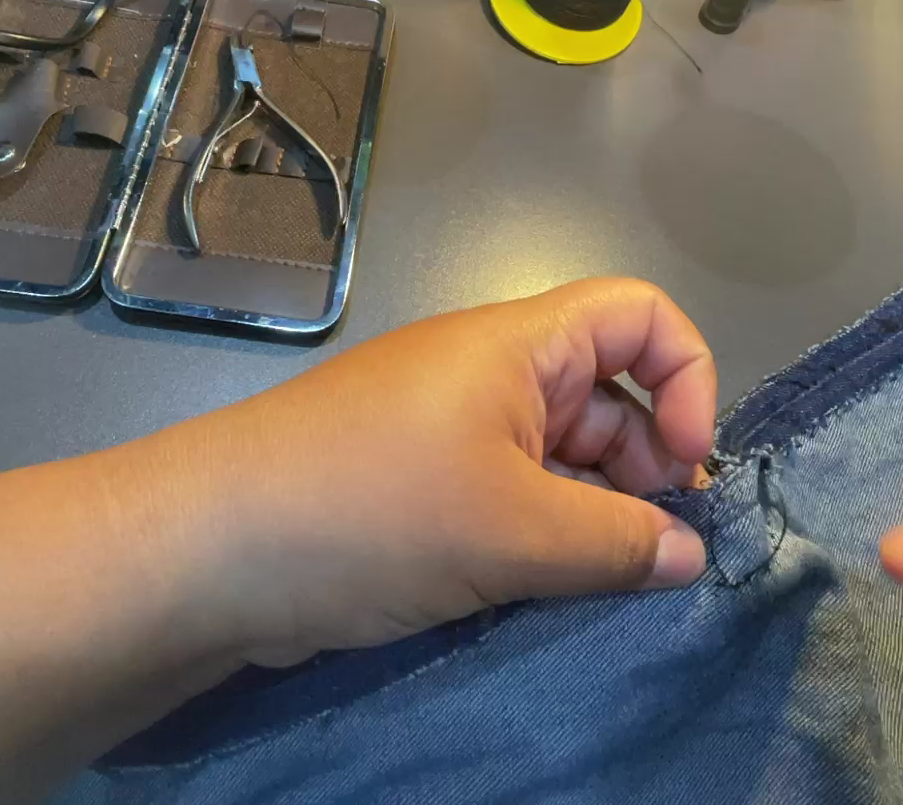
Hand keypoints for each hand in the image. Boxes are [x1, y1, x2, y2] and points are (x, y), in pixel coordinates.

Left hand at [123, 278, 713, 665]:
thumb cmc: (373, 507)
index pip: (637, 313)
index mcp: (518, 344)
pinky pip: (513, 491)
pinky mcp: (424, 479)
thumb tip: (690, 553)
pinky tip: (550, 590)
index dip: (686, 375)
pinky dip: (544, 533)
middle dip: (648, 463)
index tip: (688, 466)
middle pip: (607, 390)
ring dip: (594, 511)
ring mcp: (454, 426)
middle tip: (656, 551)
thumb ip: (616, 540)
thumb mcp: (512, 528)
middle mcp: (490, 371)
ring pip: (561, 452)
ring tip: (604, 585)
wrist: (213, 547)